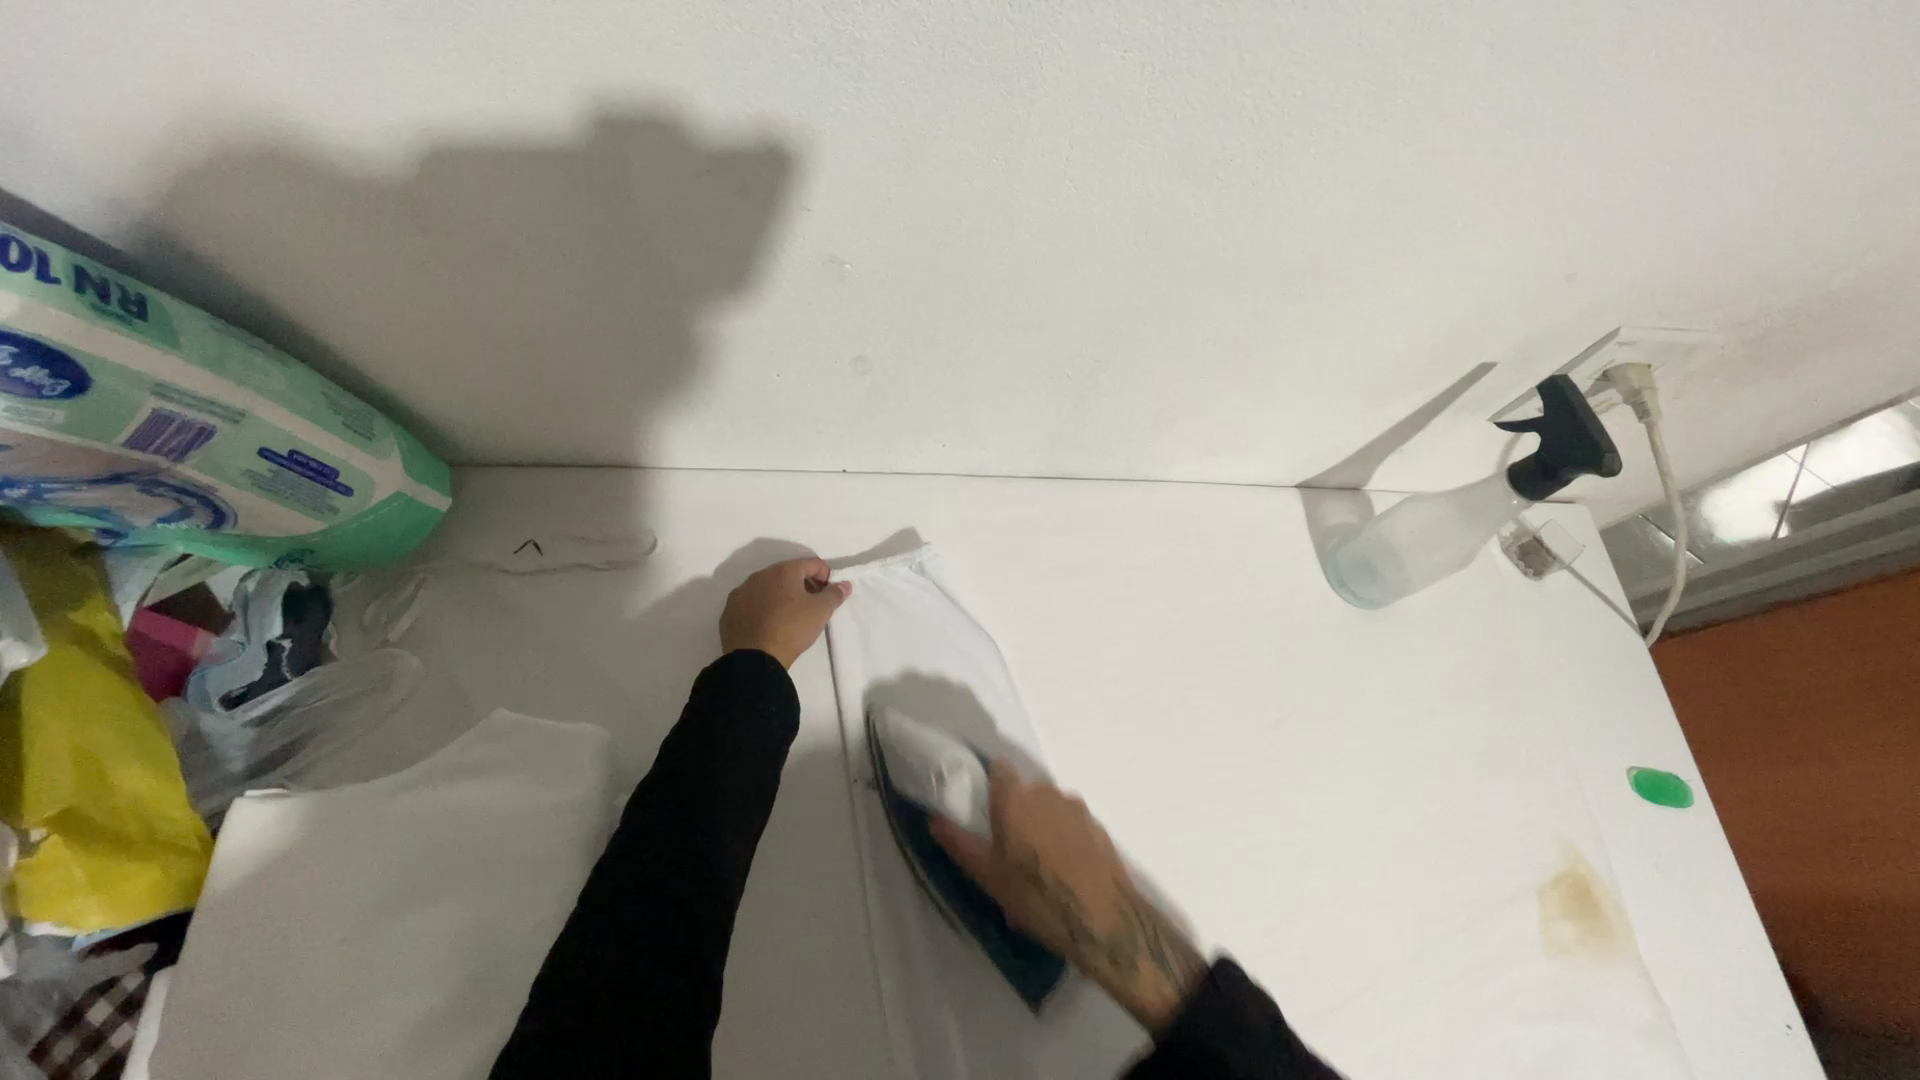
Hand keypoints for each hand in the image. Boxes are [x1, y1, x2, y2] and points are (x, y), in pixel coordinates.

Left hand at [718, 557, 850, 667]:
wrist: (754, 659)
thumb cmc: (791, 629)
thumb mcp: (821, 612)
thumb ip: (834, 594)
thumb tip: (844, 584)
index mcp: (783, 571)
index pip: (811, 564)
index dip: (825, 576)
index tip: (829, 594)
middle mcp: (759, 576)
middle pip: (788, 573)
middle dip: (803, 585)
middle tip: (812, 605)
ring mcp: (741, 593)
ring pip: (767, 587)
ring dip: (781, 596)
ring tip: (789, 616)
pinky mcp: (729, 611)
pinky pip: (751, 603)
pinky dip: (762, 608)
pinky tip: (768, 624)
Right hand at [931, 761, 1207, 1033]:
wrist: (1103, 920)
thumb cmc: (1036, 896)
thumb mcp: (987, 875)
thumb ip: (959, 842)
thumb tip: (934, 820)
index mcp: (1016, 797)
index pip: (999, 769)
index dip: (990, 785)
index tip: (984, 810)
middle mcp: (1047, 792)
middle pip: (1025, 791)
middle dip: (1017, 812)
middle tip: (1009, 850)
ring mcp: (1077, 808)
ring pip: (1050, 808)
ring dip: (1042, 825)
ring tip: (1039, 867)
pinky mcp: (1099, 827)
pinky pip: (1072, 824)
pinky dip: (1065, 838)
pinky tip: (1064, 873)